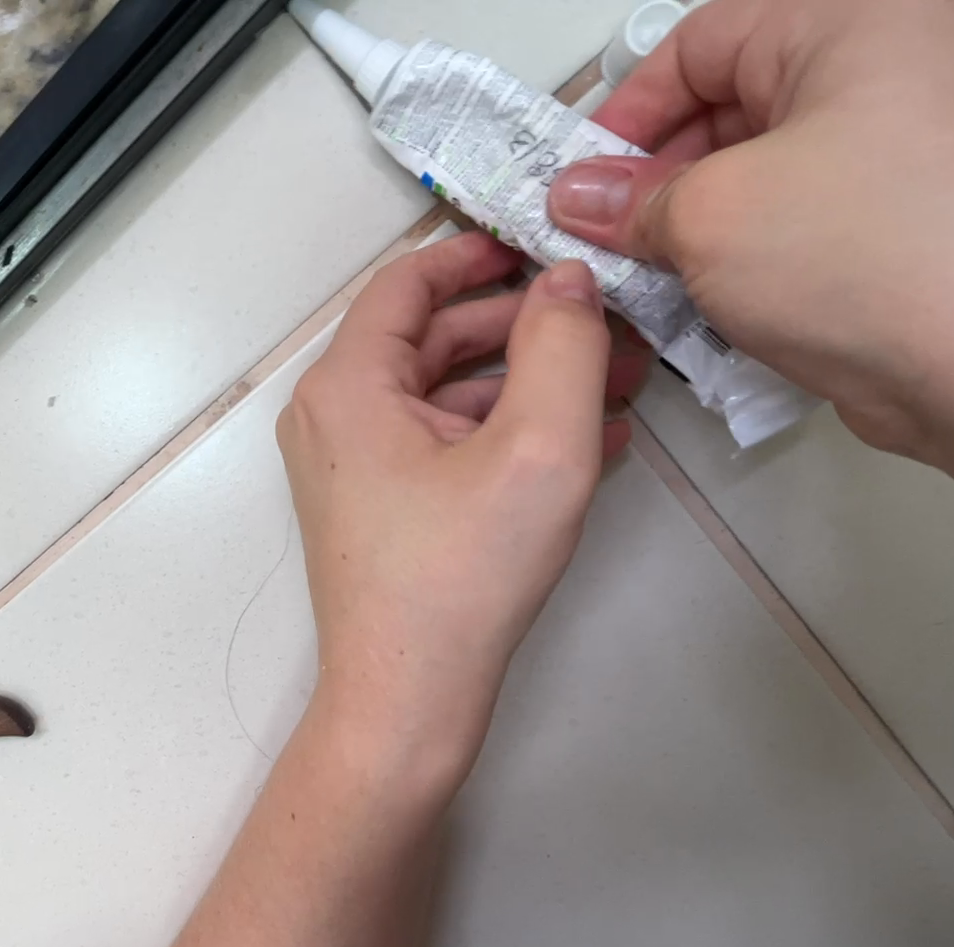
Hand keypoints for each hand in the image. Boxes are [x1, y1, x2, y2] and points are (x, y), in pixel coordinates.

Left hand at [277, 233, 647, 780]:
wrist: (406, 694)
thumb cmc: (463, 573)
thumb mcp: (536, 447)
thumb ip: (559, 346)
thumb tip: (564, 280)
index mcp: (346, 385)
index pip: (406, 284)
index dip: (477, 255)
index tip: (548, 246)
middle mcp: (331, 414)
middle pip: (430, 340)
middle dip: (524, 330)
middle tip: (615, 328)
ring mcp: (346, 462)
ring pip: (442, 395)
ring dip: (526, 385)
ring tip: (622, 386)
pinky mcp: (371, 501)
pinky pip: (436, 443)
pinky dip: (501, 434)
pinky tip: (588, 442)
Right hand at [545, 0, 953, 490]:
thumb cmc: (878, 249)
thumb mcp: (710, 212)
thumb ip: (629, 201)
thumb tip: (572, 197)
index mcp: (863, 24)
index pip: (704, 41)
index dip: (625, 110)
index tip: (578, 182)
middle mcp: (897, 75)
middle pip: (728, 113)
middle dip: (649, 184)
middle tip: (596, 245)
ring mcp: (910, 157)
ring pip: (756, 182)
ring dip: (685, 235)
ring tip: (643, 285)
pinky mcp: (910, 231)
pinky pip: (794, 231)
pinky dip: (736, 265)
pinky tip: (700, 309)